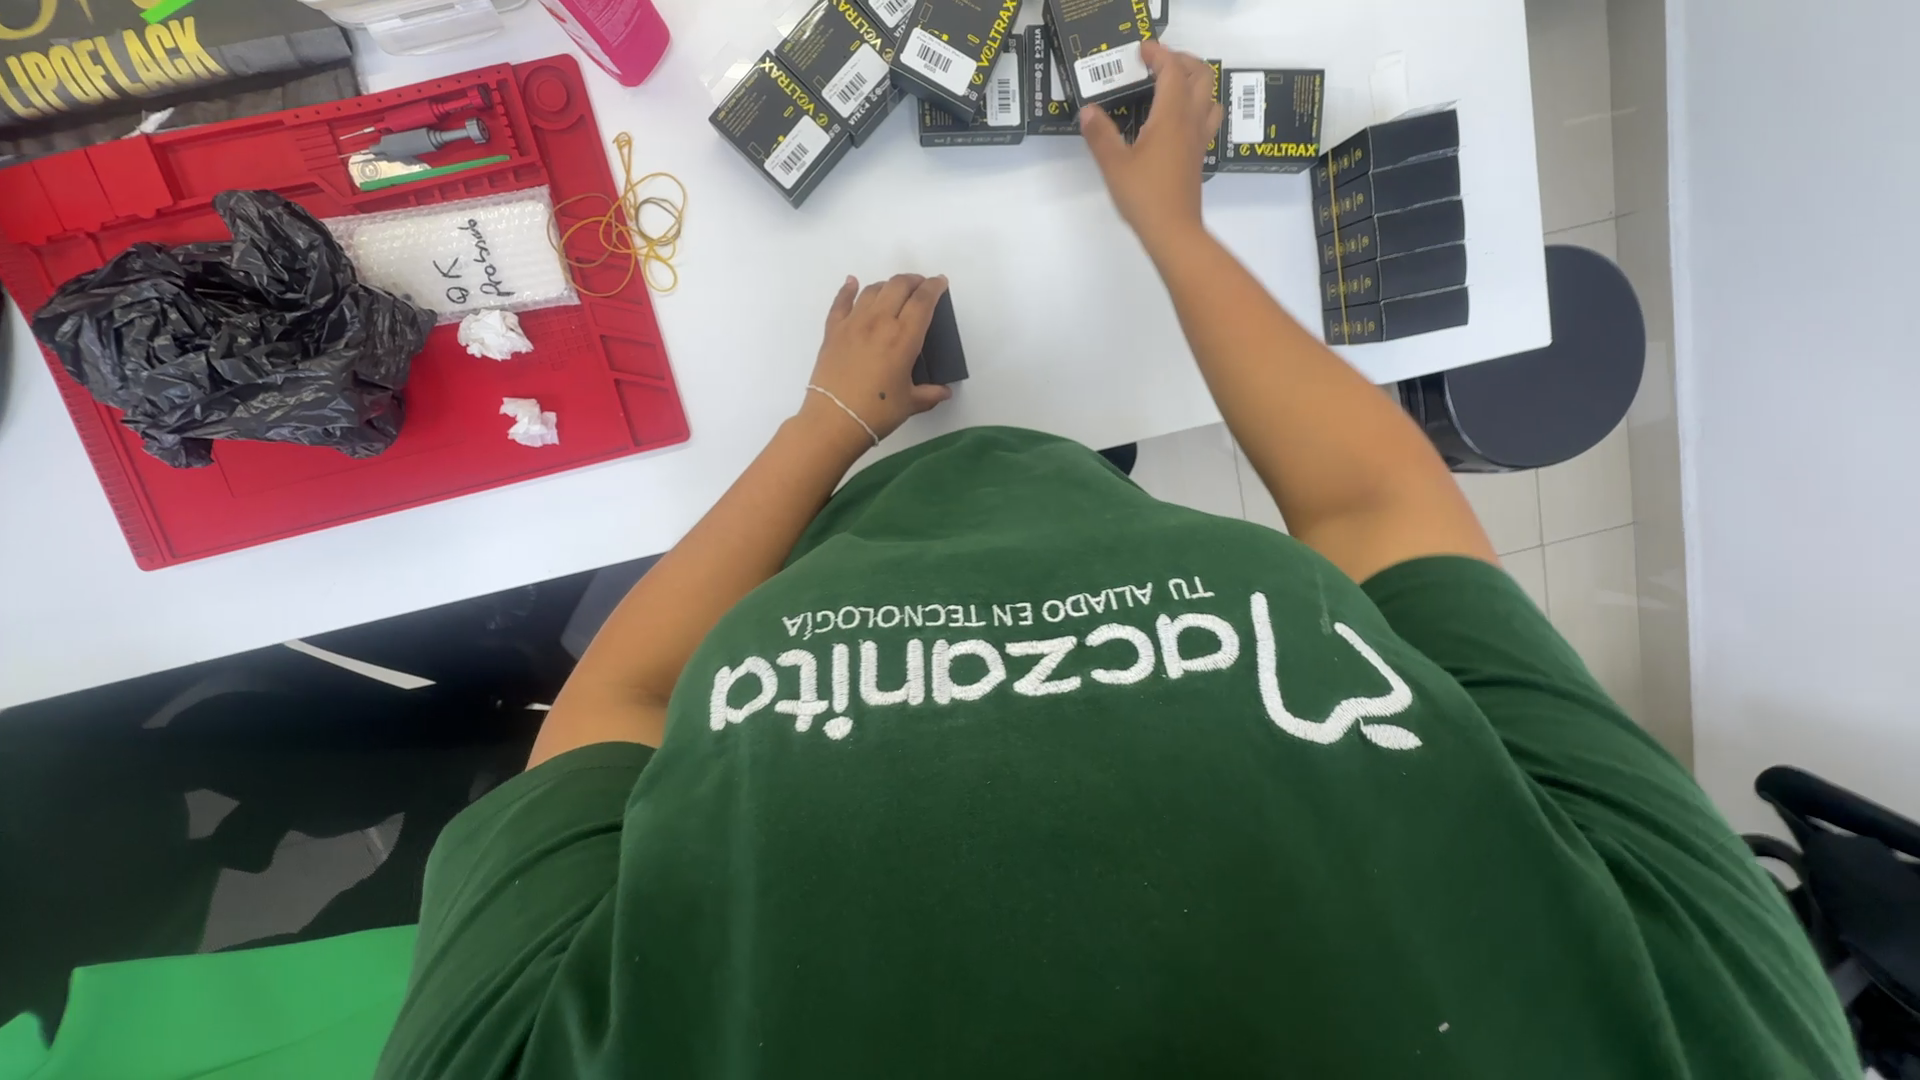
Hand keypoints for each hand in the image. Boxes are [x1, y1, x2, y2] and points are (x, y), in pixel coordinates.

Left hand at [800, 274, 952, 447]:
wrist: (834, 419)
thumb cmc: (877, 412)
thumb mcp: (910, 403)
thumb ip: (930, 394)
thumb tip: (944, 392)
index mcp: (903, 338)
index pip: (923, 301)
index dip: (934, 287)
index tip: (940, 283)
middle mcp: (879, 322)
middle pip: (898, 286)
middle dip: (913, 281)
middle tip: (921, 287)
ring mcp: (853, 323)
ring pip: (873, 290)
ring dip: (887, 285)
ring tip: (894, 291)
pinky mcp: (833, 330)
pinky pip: (841, 301)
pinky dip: (848, 289)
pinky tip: (852, 283)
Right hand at [1080, 42, 1221, 251]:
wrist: (1173, 231)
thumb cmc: (1144, 197)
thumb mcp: (1114, 166)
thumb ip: (1100, 135)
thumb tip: (1087, 111)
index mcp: (1172, 115)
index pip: (1172, 70)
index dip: (1158, 54)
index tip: (1142, 52)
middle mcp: (1191, 122)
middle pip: (1201, 75)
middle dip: (1182, 62)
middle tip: (1159, 65)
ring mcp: (1198, 140)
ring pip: (1210, 98)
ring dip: (1196, 83)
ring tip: (1174, 88)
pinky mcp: (1198, 158)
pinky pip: (1207, 121)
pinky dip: (1197, 108)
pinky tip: (1179, 122)